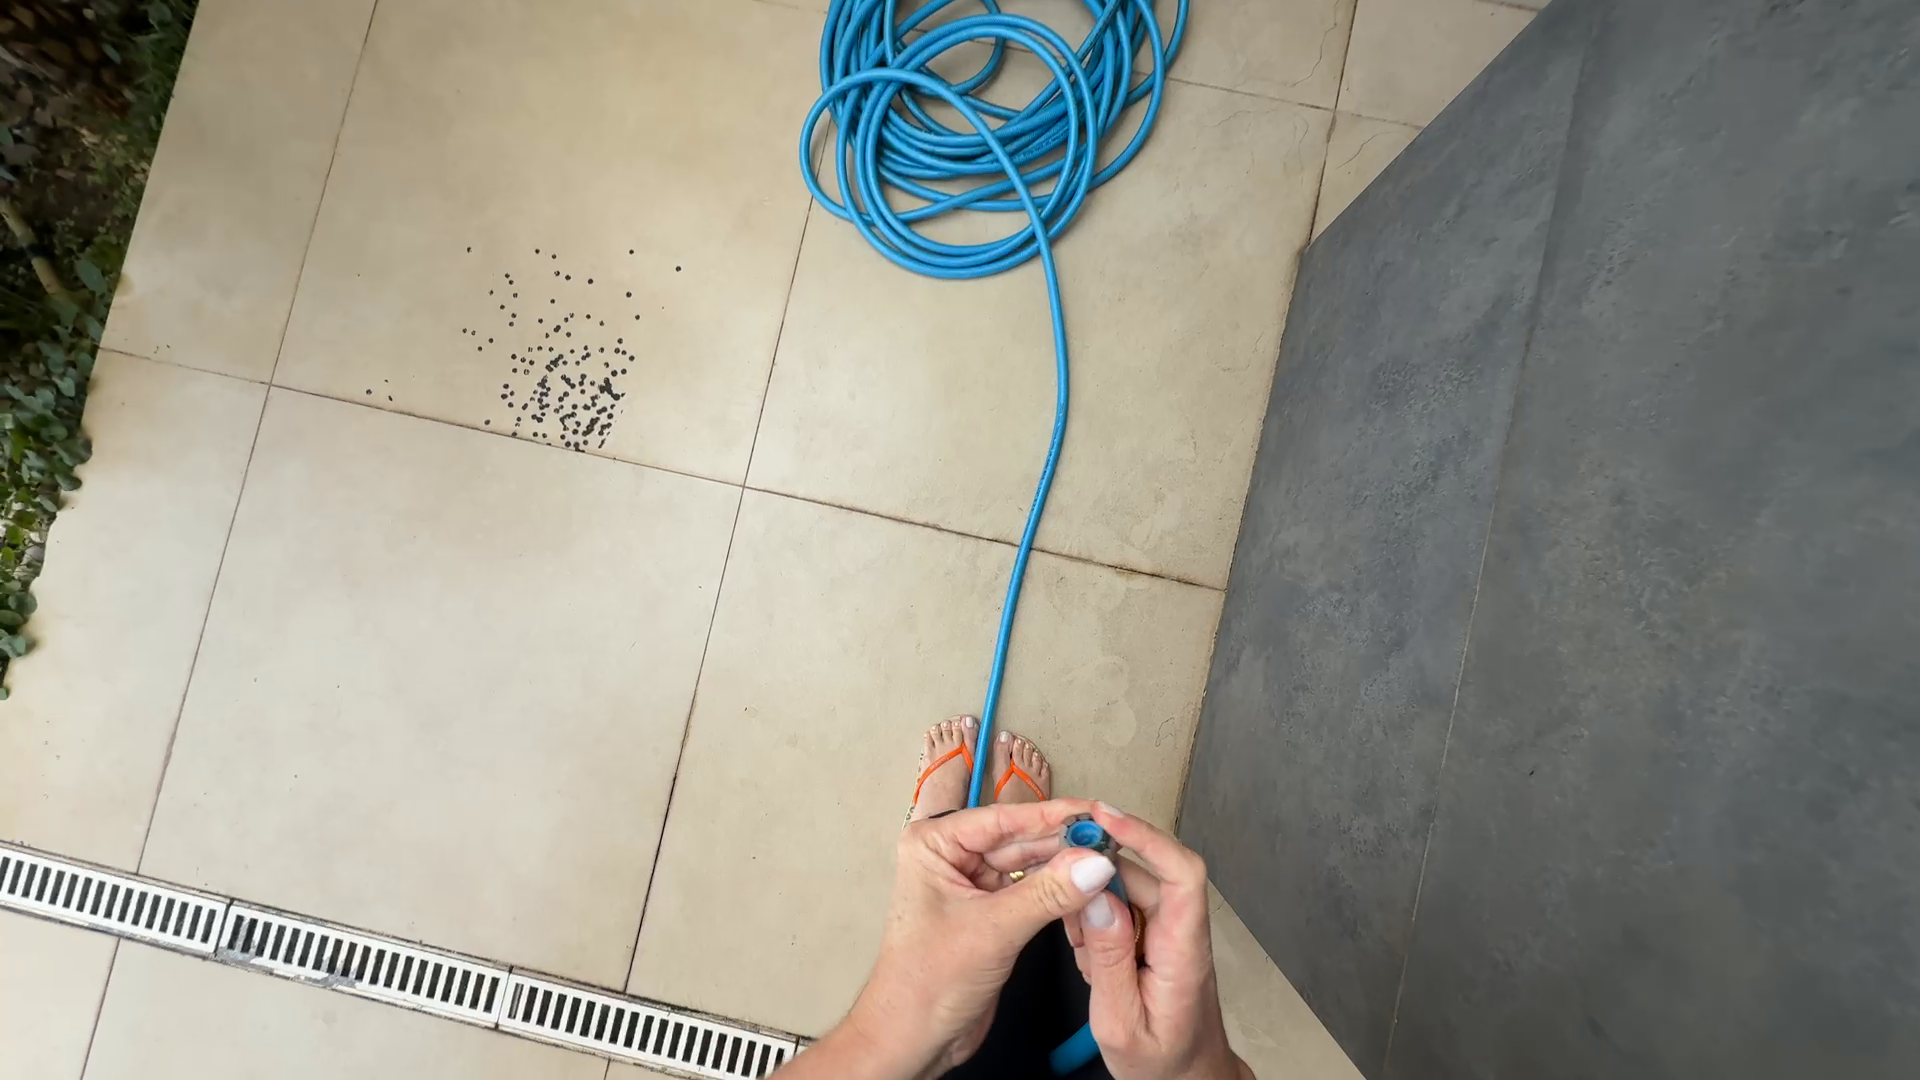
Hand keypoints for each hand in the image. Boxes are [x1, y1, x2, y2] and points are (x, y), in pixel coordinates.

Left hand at [792, 798, 1120, 1079]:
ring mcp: (971, 881)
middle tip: (1111, 836)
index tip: (1096, 811)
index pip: (1003, 819)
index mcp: (935, 842)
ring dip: (1065, 864)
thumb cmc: (927, 983)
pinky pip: (1030, 888)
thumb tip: (1096, 862)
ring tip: (1108, 856)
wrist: (912, 1043)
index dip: (1053, 814)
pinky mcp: (990, 909)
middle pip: (1018, 838)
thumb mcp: (991, 932)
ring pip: (1027, 863)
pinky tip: (1088, 882)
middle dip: (1064, 840)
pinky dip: (1058, 888)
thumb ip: (1047, 894)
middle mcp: (952, 853)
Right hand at [1063, 804, 1250, 1079]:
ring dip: (1091, 909)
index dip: (1146, 838)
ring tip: (1085, 956)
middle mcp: (1179, 929)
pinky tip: (1090, 957)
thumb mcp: (1122, 1024)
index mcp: (1184, 950)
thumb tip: (1098, 899)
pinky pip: (1117, 904)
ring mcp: (1165, 928)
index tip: (1105, 820)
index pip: (1182, 873)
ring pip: (1121, 887)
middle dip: (1094, 881)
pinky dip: (1094, 922)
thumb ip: (1109, 961)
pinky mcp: (1151, 932)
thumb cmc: (1162, 1065)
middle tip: (1064, 904)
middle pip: (1138, 873)